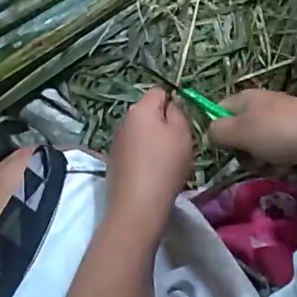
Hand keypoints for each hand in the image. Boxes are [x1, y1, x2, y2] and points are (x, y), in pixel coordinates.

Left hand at [107, 88, 194, 229]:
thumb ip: (178, 112)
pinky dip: (143, 156)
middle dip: (162, 123)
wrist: (138, 205)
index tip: (182, 123)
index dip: (173, 103)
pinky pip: (134, 149)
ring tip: (165, 162)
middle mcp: (124, 120)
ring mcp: (116, 141)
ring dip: (152, 140)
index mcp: (140, 109)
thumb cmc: (165, 165)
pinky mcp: (114, 160)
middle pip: (148, 112)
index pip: (159, 91)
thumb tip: (170, 105)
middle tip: (177, 143)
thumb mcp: (182, 133)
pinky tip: (151, 173)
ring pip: (141, 132)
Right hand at [208, 90, 296, 168]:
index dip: (217, 130)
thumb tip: (211, 133)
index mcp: (247, 97)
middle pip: (240, 132)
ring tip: (275, 166)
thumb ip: (218, 131)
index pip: (218, 110)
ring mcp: (284, 121)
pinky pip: (281, 154)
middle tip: (251, 159)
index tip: (222, 148)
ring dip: (264, 162)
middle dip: (244, 151)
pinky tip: (291, 168)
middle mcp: (264, 105)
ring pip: (260, 148)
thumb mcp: (240, 131)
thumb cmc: (279, 132)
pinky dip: (283, 164)